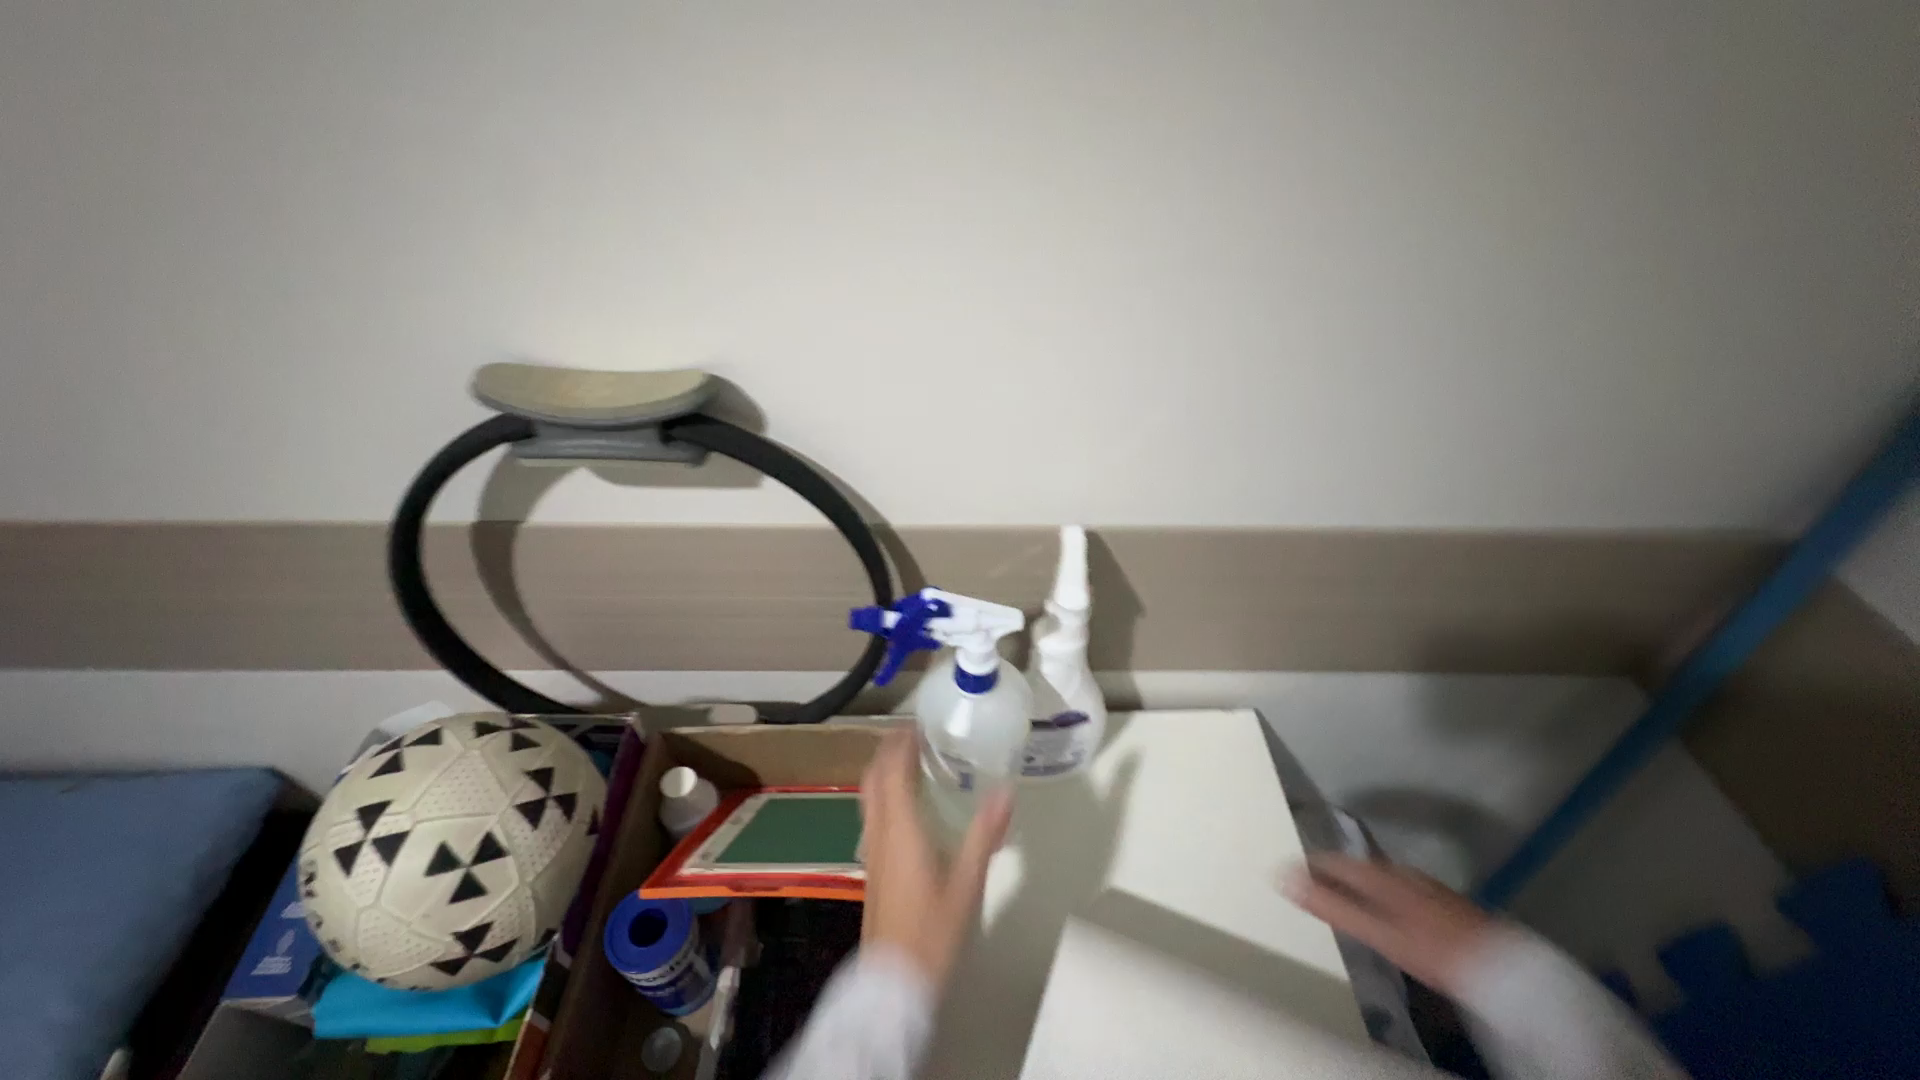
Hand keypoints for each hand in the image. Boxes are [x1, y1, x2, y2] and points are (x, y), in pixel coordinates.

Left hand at [858, 728, 1012, 988]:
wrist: (894, 981)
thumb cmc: (933, 930)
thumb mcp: (968, 881)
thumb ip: (985, 833)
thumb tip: (1005, 790)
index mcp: (900, 828)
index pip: (893, 771)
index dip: (901, 743)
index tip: (918, 723)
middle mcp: (879, 832)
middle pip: (873, 778)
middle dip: (887, 751)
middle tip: (913, 736)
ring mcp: (871, 851)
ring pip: (868, 797)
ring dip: (882, 772)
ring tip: (907, 762)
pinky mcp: (872, 868)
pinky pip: (872, 815)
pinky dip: (883, 795)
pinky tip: (905, 808)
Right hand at [1284, 854, 1498, 994]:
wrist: (1497, 967)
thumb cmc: (1429, 948)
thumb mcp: (1374, 929)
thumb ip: (1330, 905)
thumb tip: (1283, 878)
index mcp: (1380, 874)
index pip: (1334, 862)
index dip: (1308, 865)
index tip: (1286, 870)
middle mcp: (1400, 872)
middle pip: (1358, 865)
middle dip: (1332, 869)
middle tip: (1309, 878)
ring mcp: (1424, 886)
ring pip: (1381, 874)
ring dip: (1358, 879)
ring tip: (1342, 891)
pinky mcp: (1442, 902)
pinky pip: (1400, 886)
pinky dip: (1383, 890)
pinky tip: (1387, 906)